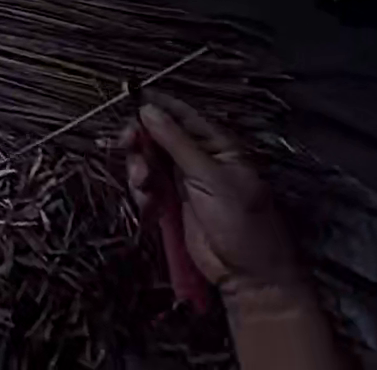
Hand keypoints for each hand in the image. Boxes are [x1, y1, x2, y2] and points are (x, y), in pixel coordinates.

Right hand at [120, 92, 304, 303]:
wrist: (248, 279)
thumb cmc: (241, 222)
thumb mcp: (210, 177)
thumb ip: (176, 141)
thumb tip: (148, 109)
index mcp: (214, 144)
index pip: (181, 113)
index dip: (156, 104)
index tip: (130, 97)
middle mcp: (196, 157)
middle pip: (156, 135)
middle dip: (140, 139)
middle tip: (127, 143)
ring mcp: (182, 180)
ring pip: (147, 159)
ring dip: (139, 168)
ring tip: (142, 183)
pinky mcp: (170, 202)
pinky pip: (146, 186)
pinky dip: (142, 193)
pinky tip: (149, 205)